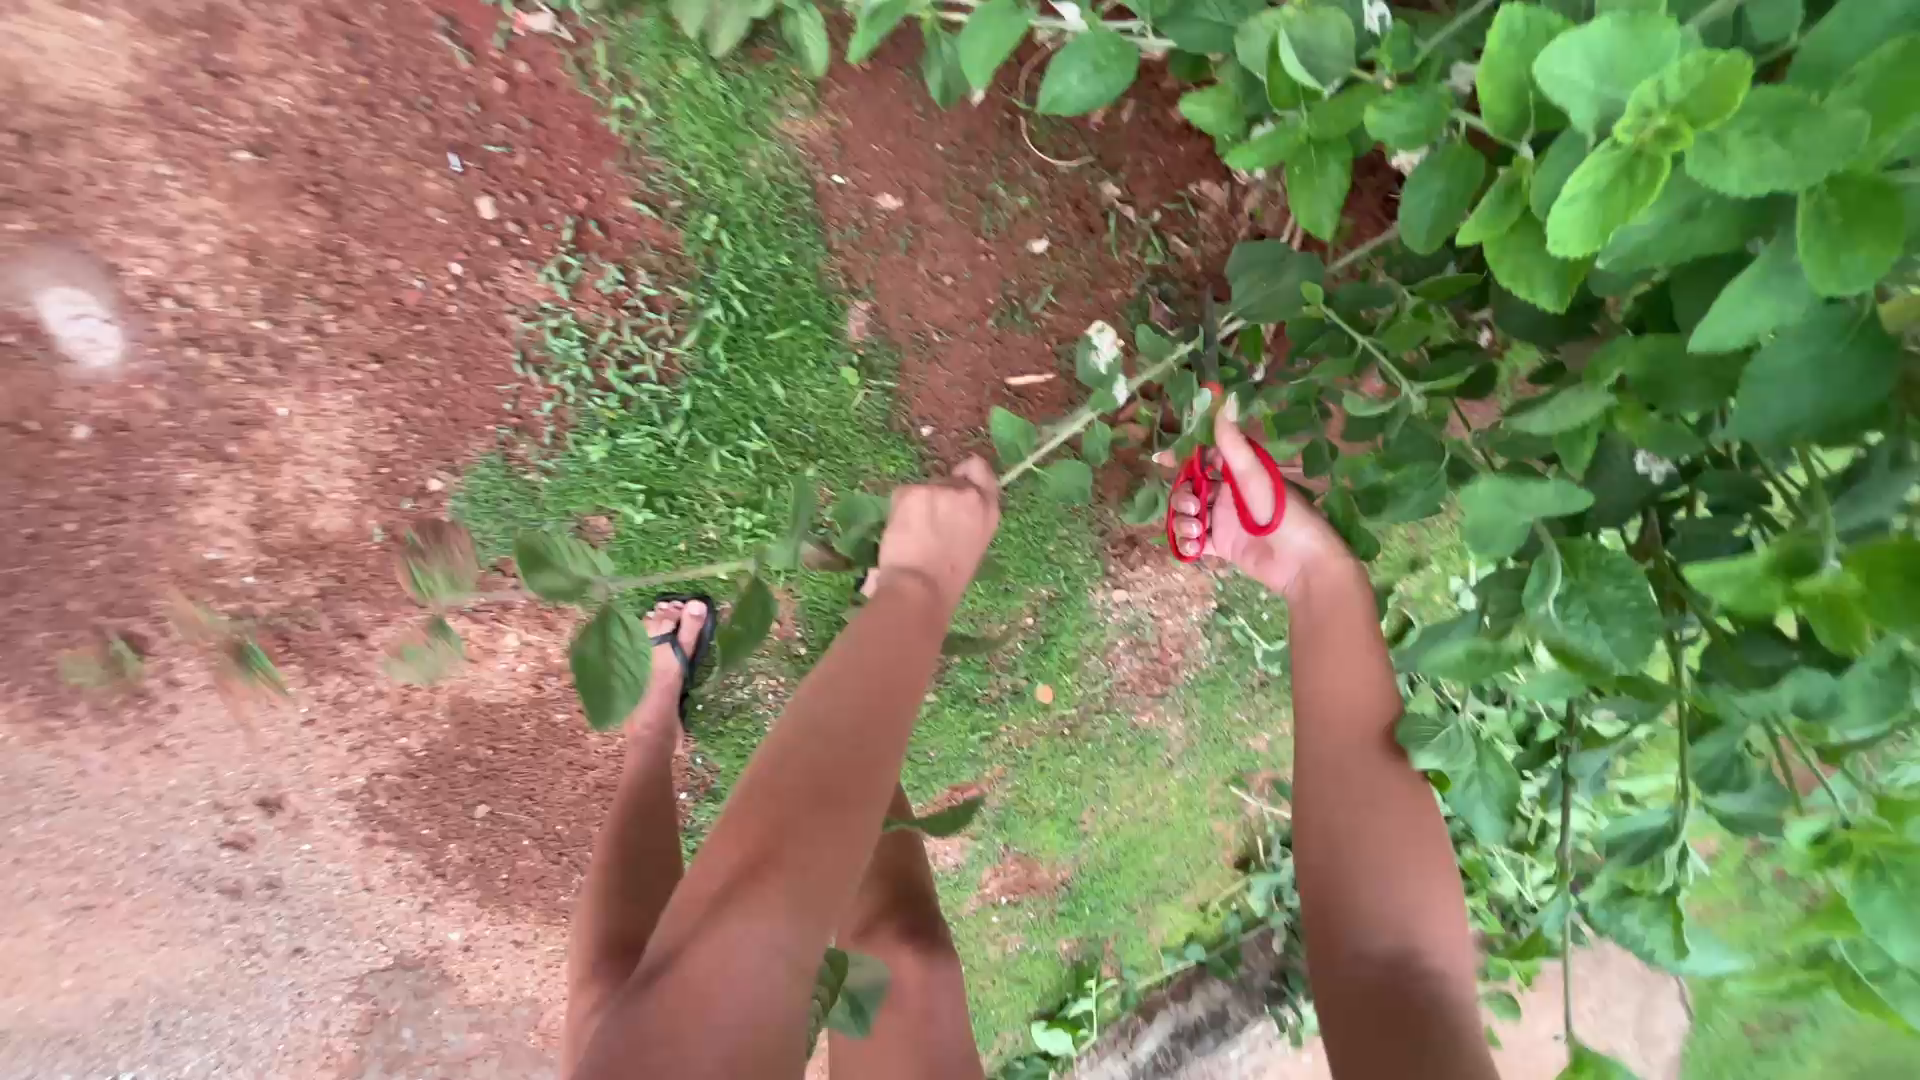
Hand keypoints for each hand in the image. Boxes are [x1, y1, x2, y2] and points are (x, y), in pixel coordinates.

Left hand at [877, 455, 1001, 612]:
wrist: (920, 588)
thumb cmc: (948, 580)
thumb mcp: (973, 544)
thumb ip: (968, 519)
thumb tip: (950, 510)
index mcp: (988, 510)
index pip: (980, 470)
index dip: (966, 473)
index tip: (955, 483)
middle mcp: (968, 494)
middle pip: (948, 481)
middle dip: (937, 496)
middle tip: (927, 523)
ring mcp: (939, 490)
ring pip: (925, 488)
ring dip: (917, 504)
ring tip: (913, 534)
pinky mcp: (912, 491)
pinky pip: (903, 494)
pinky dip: (899, 510)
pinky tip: (901, 532)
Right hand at [1171, 400, 1354, 598]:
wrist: (1300, 560)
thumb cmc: (1280, 511)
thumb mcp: (1253, 474)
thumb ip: (1233, 442)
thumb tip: (1225, 399)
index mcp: (1237, 475)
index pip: (1203, 460)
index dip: (1183, 459)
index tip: (1162, 459)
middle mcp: (1228, 495)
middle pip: (1190, 489)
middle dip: (1182, 497)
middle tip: (1194, 508)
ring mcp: (1223, 522)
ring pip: (1188, 516)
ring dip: (1183, 521)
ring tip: (1196, 531)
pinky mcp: (1222, 547)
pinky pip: (1194, 542)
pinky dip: (1188, 543)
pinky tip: (1195, 548)